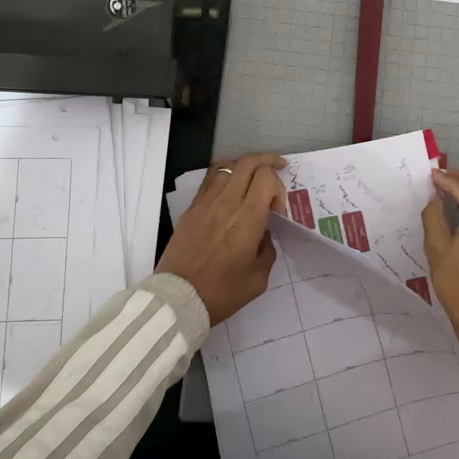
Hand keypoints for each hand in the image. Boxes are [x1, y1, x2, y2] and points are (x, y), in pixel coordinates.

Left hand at [157, 153, 286, 323]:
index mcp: (247, 219)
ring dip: (246, 166)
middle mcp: (227, 203)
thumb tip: (263, 234)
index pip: (266, 178)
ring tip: (254, 176)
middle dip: (268, 160)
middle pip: (248, 162)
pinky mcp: (192, 208)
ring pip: (228, 166)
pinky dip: (226, 175)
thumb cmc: (221, 292)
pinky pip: (211, 179)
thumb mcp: (258, 279)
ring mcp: (206, 203)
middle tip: (279, 166)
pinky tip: (231, 186)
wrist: (179, 298)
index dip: (279, 187)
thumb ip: (267, 250)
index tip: (278, 210)